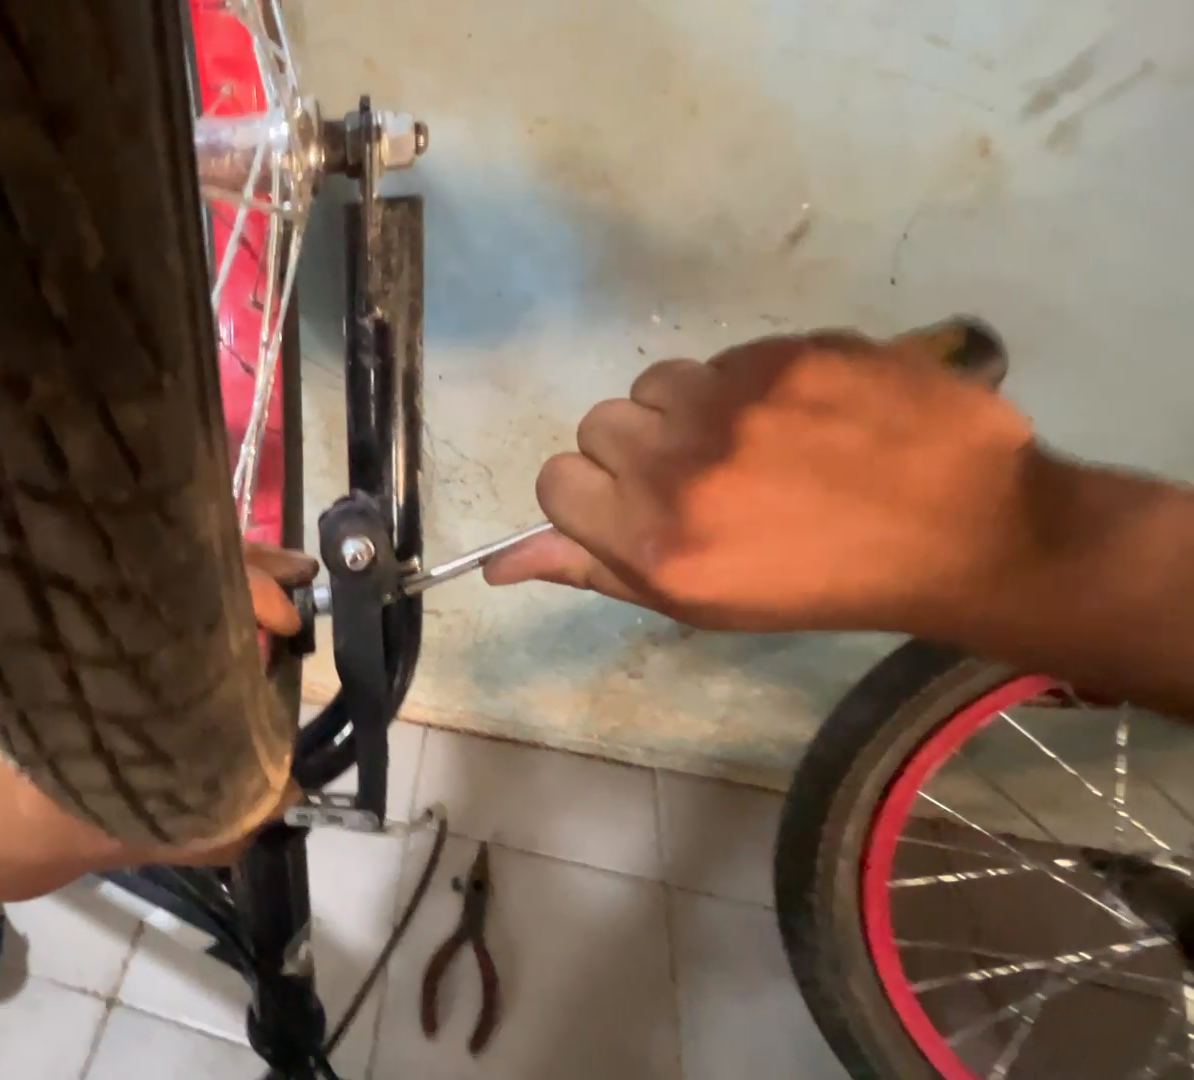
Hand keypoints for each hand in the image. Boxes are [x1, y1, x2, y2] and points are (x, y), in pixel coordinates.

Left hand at [0, 544, 305, 914]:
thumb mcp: (99, 836)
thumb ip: (192, 826)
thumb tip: (280, 803)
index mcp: (75, 645)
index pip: (173, 591)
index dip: (243, 595)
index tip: (287, 619)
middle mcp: (58, 612)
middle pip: (161, 563)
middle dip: (238, 568)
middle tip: (297, 576)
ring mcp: (43, 618)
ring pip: (138, 573)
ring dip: (205, 577)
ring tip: (270, 580)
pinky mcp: (34, 635)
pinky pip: (112, 599)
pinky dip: (162, 600)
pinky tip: (198, 615)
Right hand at [483, 331, 1037, 632]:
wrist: (963, 534)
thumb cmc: (808, 584)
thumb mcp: (688, 599)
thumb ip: (587, 569)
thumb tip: (496, 566)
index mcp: (649, 537)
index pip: (555, 481)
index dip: (591, 493)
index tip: (636, 504)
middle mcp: (677, 464)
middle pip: (597, 424)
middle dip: (635, 449)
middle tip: (699, 476)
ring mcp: (735, 401)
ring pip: (655, 383)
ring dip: (683, 411)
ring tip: (748, 441)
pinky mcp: (789, 354)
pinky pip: (722, 359)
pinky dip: (744, 385)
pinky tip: (797, 416)